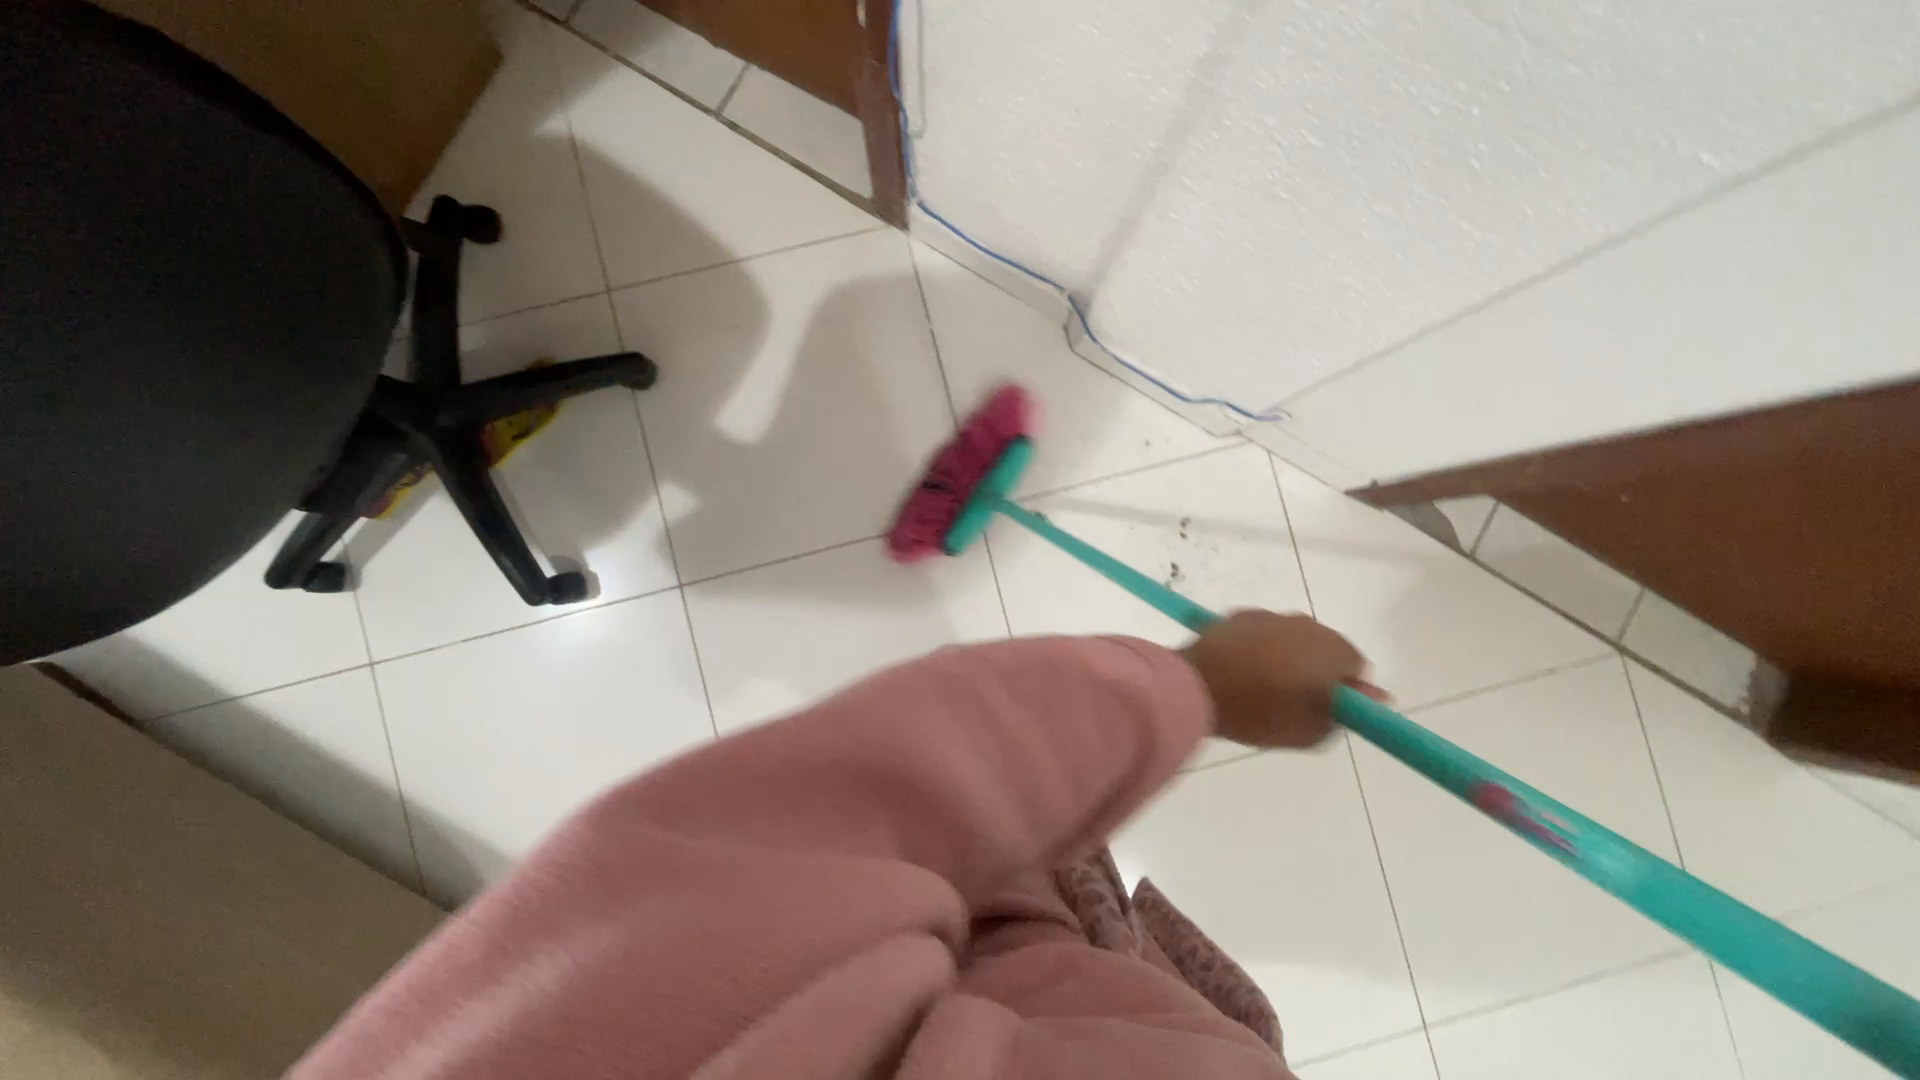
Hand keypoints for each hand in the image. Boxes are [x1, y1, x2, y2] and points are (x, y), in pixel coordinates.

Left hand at [1179, 610, 1383, 748]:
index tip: (1329, 708)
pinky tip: (1244, 669)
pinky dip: (1262, 647)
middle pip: (1325, 647)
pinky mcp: (1240, 615)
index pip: (1356, 666)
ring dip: (1290, 656)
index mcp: (1329, 650)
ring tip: (1265, 686)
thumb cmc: (1256, 712)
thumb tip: (1370, 698)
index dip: (1347, 688)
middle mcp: (1305, 624)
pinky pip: (1265, 632)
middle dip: (1318, 669)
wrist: (1193, 685)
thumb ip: (1344, 715)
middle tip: (1296, 700)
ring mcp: (1270, 616)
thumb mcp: (1309, 731)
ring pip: (1294, 638)